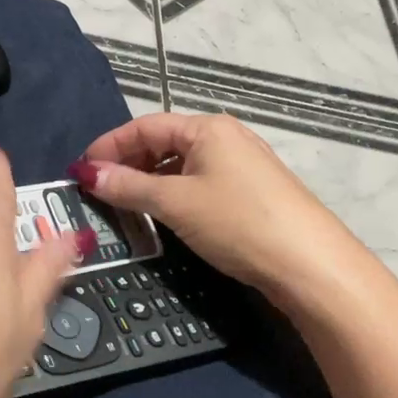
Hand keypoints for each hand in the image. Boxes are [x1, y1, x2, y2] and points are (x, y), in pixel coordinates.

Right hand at [67, 113, 369, 304]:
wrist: (316, 271)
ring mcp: (243, 165)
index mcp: (207, 128)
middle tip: (100, 189)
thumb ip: (126, 186)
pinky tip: (166, 215)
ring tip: (127, 204)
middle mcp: (225, 137)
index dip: (109, 146)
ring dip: (150, 180)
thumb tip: (85, 173)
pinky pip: (200, 182)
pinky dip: (174, 193)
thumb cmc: (239, 223)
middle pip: (162, 142)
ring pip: (181, 164)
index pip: (143, 126)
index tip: (81, 171)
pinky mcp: (253, 193)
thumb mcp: (174, 203)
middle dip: (128, 163)